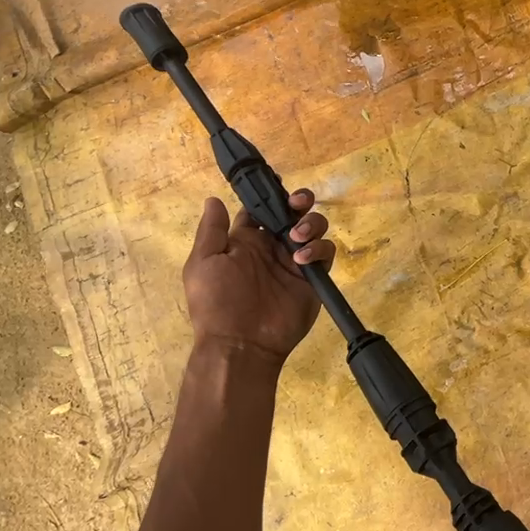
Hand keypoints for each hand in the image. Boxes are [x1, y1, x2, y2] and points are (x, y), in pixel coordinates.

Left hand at [184, 191, 335, 365]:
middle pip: (294, 213)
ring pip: (314, 227)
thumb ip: (212, 230)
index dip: (270, 197)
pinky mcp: (315, 275)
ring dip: (310, 224)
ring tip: (297, 237)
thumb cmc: (217, 301)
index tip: (275, 188)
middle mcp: (273, 246)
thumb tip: (213, 199)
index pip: (262, 210)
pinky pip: (326, 251)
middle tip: (299, 203)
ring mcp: (296, 260)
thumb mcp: (203, 264)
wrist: (241, 342)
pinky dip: (318, 249)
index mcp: (246, 241)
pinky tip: (302, 260)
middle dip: (300, 202)